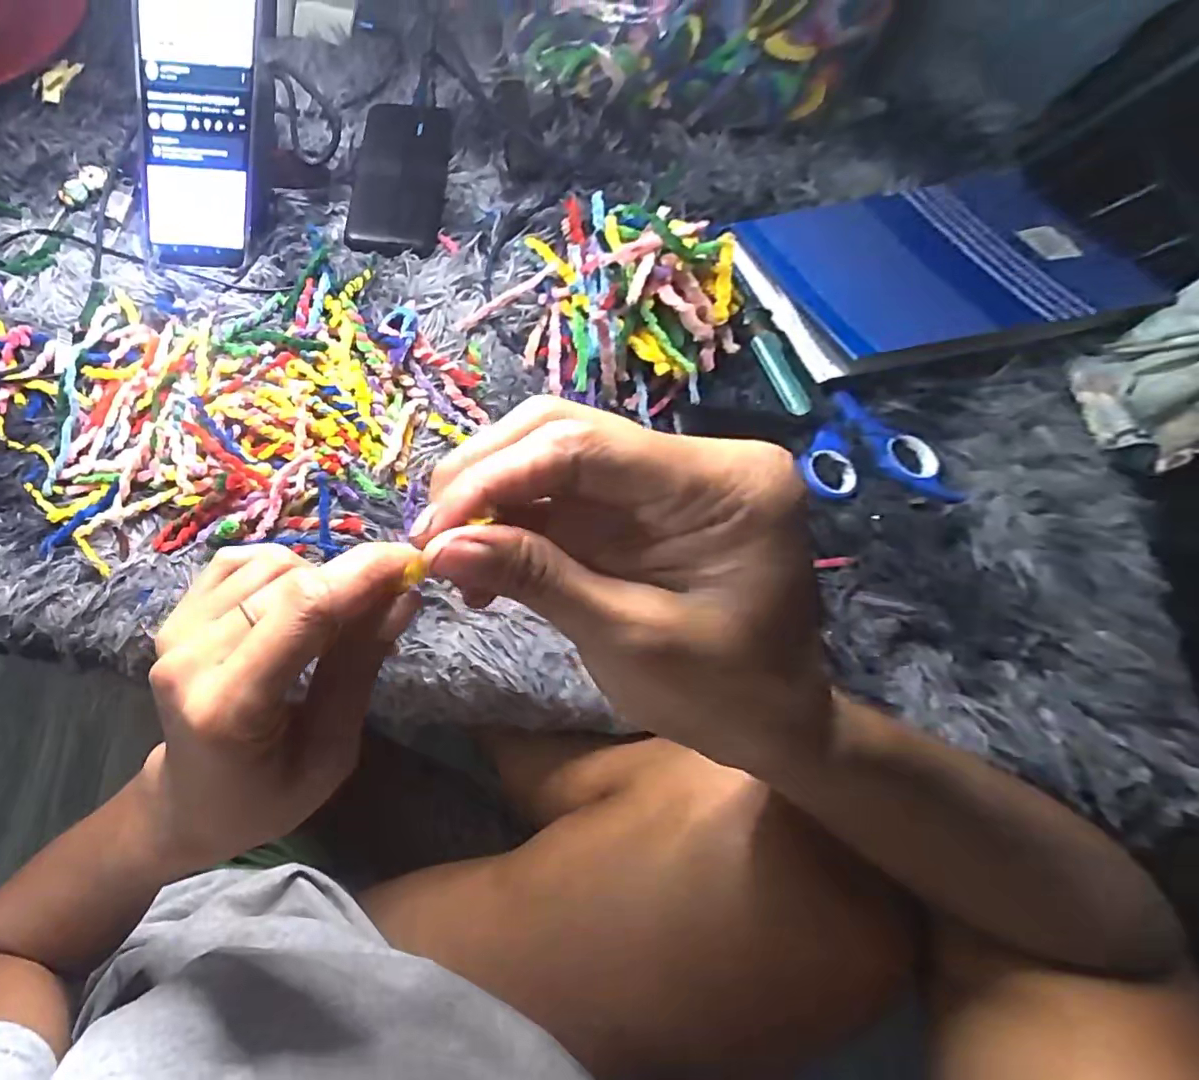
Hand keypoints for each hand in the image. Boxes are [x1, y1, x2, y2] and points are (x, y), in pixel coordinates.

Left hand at [140, 544, 424, 869]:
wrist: (192, 799)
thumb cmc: (266, 796)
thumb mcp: (330, 752)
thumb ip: (358, 668)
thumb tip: (403, 597)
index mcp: (227, 707)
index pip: (300, 613)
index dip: (361, 575)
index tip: (412, 560)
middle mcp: (188, 659)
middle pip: (285, 581)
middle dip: (348, 579)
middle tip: (385, 600)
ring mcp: (173, 632)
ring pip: (265, 564)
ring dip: (313, 578)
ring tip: (328, 623)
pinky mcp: (172, 615)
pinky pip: (236, 562)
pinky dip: (278, 570)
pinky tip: (290, 606)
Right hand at [412, 397, 829, 773]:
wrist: (766, 721)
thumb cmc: (721, 691)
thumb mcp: (625, 637)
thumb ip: (534, 580)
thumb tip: (440, 549)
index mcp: (717, 483)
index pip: (582, 446)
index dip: (495, 477)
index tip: (437, 530)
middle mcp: (680, 461)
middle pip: (553, 430)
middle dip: (479, 476)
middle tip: (432, 536)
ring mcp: (643, 480)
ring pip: (536, 452)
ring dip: (479, 497)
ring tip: (446, 554)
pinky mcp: (613, 505)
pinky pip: (538, 493)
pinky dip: (495, 522)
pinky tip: (474, 563)